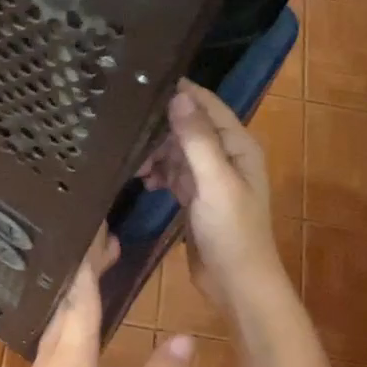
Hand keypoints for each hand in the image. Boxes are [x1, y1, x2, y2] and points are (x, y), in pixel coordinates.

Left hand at [1, 233, 192, 366]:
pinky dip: (78, 300)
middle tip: (115, 225)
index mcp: (71, 359)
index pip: (80, 295)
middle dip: (87, 257)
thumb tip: (185, 338)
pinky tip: (93, 298)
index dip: (91, 258)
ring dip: (82, 277)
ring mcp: (44, 361)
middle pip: (67, 293)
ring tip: (109, 250)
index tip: (104, 223)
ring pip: (62, 307)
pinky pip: (61, 323)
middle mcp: (51, 351)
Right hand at [138, 80, 285, 309]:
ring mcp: (210, 178)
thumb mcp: (214, 182)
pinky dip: (158, 174)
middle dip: (160, 128)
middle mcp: (226, 156)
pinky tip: (143, 182)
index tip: (142, 83)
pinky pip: (174, 174)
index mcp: (238, 145)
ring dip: (156, 153)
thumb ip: (197, 139)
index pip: (207, 104)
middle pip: (188, 126)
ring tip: (133, 164)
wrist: (235, 283)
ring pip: (177, 151)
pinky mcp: (195, 198)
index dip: (180, 92)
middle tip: (127, 133)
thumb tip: (178, 96)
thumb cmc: (231, 231)